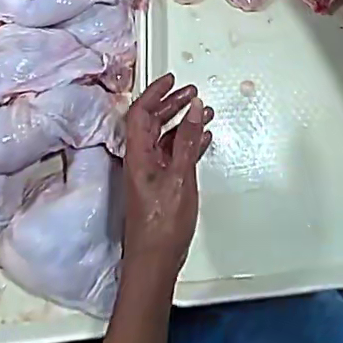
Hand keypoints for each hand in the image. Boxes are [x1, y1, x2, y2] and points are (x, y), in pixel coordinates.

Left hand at [120, 74, 211, 278]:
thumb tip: (194, 109)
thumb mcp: (180, 176)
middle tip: (191, 93)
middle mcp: (140, 160)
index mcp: (137, 155)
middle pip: (152, 122)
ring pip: (165, 137)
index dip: (154, 92)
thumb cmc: (162, 225)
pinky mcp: (161, 185)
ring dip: (183, 122)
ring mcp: (150, 173)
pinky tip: (204, 139)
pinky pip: (174, 153)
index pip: (140, 113)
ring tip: (203, 112)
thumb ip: (188, 141)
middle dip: (171, 104)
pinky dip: (188, 142)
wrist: (154, 262)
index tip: (172, 80)